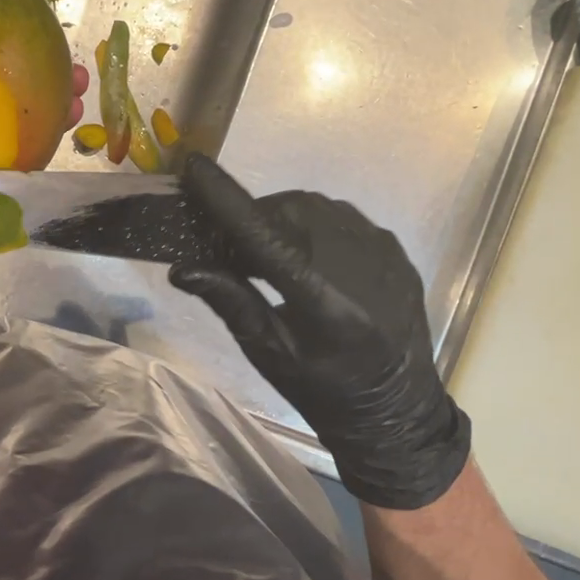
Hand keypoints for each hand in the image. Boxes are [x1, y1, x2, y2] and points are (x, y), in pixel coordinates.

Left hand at [0, 0, 87, 310]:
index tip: (7, 6)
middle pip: (0, 83)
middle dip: (32, 61)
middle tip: (57, 44)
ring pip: (24, 115)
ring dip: (52, 94)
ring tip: (76, 80)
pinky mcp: (4, 183)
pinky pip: (35, 153)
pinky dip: (55, 134)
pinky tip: (72, 119)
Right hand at [167, 154, 469, 509]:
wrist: (397, 412)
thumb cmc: (321, 390)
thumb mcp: (268, 353)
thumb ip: (229, 302)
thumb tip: (182, 268)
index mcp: (322, 302)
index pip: (263, 237)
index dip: (226, 200)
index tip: (195, 167)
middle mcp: (358, 268)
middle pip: (288, 212)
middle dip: (250, 216)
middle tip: (229, 247)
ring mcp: (383, 255)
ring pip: (315, 206)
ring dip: (279, 216)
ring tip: (266, 252)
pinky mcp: (396, 252)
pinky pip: (342, 217)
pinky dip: (311, 225)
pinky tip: (304, 254)